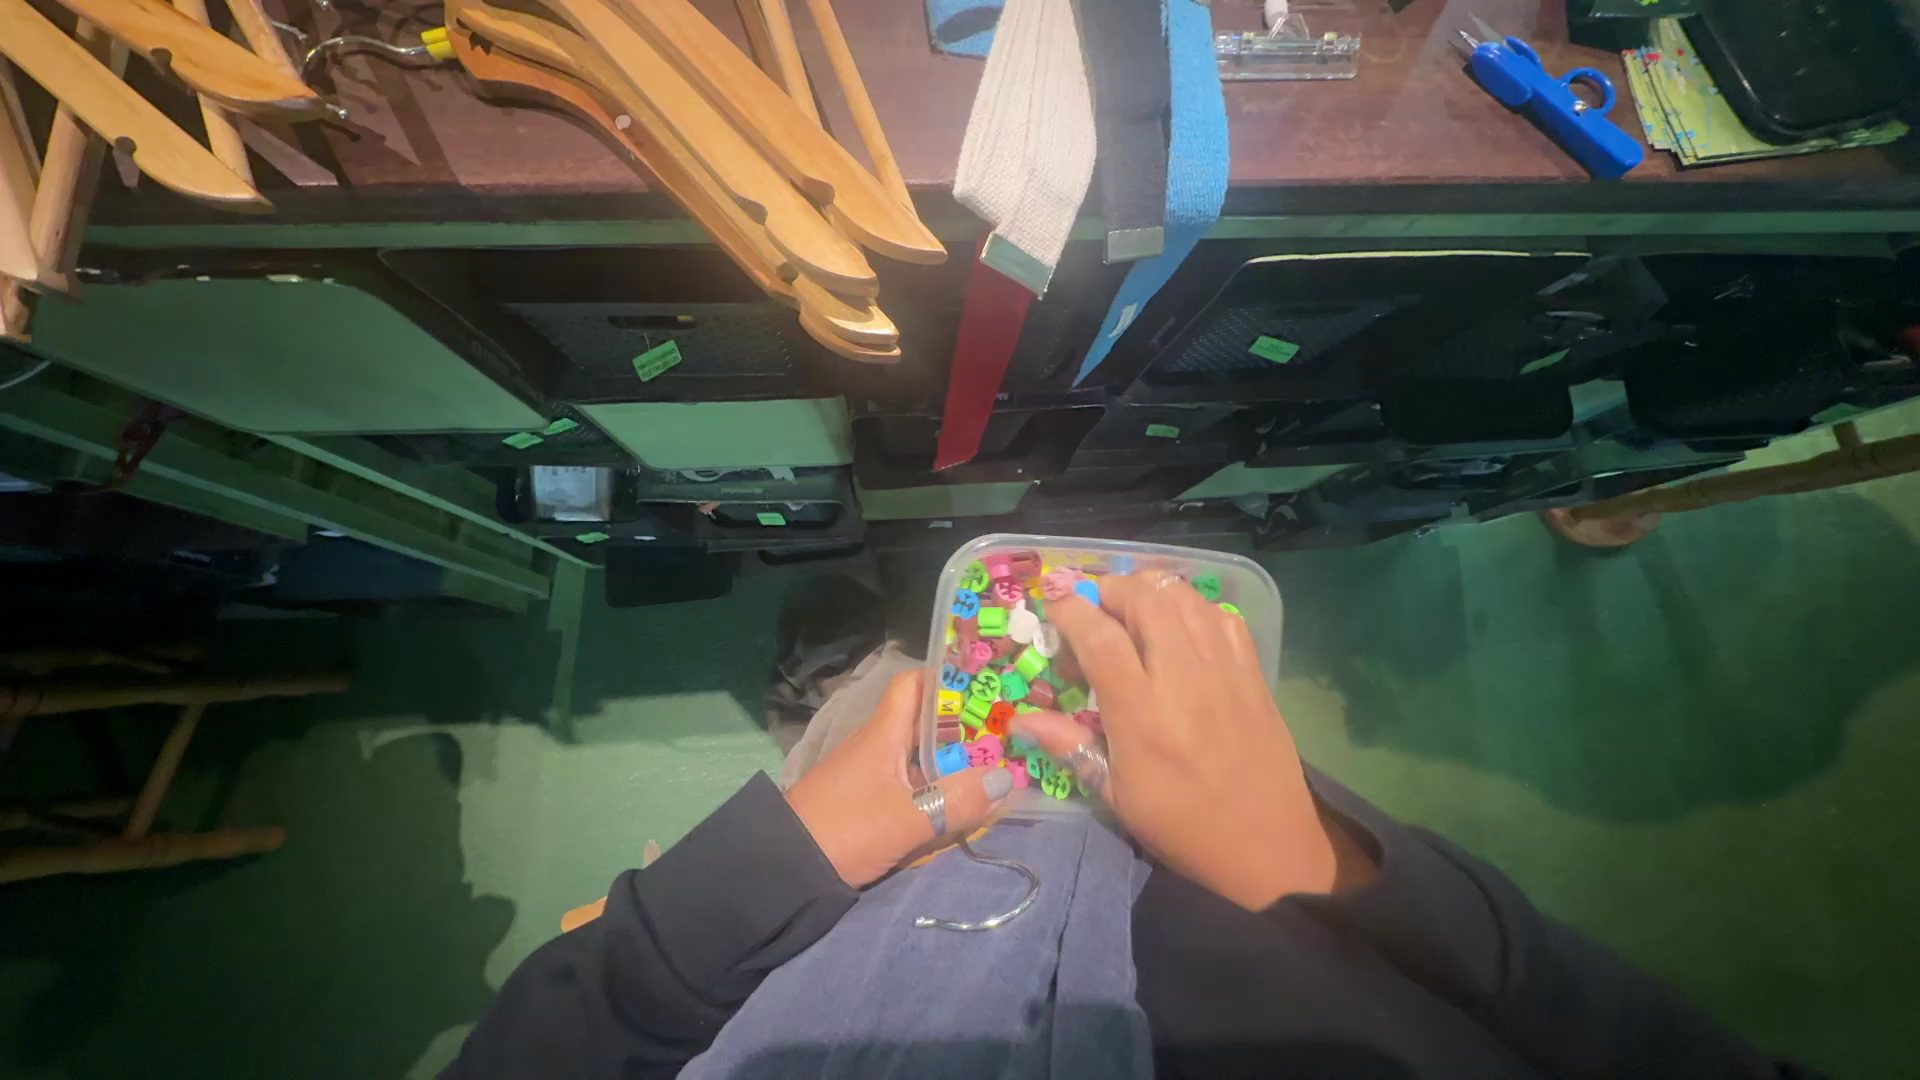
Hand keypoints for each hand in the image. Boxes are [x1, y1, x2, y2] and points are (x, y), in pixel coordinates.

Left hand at [786, 670, 1013, 887]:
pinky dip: (937, 787)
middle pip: (926, 722)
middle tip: (1006, 734)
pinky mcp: (870, 802)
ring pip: (922, 755)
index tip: (985, 688)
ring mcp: (874, 773)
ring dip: (953, 761)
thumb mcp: (904, 820)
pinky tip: (962, 801)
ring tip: (997, 766)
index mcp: (884, 732)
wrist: (781, 870)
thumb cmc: (843, 830)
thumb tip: (1006, 779)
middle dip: (964, 727)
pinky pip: (913, 784)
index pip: (914, 684)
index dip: (947, 678)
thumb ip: (955, 802)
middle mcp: (880, 744)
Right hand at [1012, 571, 1372, 908]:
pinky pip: (1221, 615)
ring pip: (1184, 598)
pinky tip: (1178, 624)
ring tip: (1129, 607)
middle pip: (1145, 600)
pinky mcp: (1253, 672)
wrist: (1269, 848)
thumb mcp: (1115, 795)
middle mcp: (1184, 680)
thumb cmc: (1182, 826)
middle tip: (1091, 606)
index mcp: (1142, 716)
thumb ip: (1067, 745)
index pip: (1100, 638)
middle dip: (1109, 588)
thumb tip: (1017, 720)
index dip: (1071, 610)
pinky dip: (1191, 605)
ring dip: (1149, 589)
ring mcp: (1224, 670)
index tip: (1053, 606)